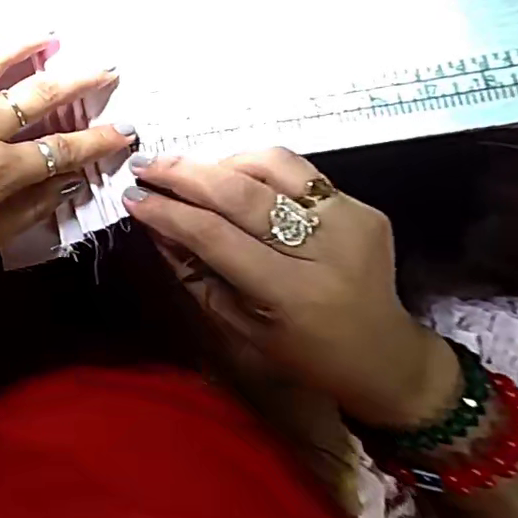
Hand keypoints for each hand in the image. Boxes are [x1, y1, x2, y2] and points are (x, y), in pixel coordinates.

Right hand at [122, 147, 459, 427]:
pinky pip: (298, 171)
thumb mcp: (239, 326)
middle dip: (184, 174)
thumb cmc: (304, 353)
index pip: (215, 236)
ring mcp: (350, 220)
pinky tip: (233, 178)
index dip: (168, 212)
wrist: (385, 354)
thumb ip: (194, 272)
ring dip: (220, 162)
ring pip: (272, 165)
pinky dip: (256, 168)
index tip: (132, 197)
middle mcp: (325, 249)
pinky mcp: (363, 206)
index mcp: (291, 294)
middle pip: (241, 193)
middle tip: (146, 165)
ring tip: (190, 172)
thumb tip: (154, 222)